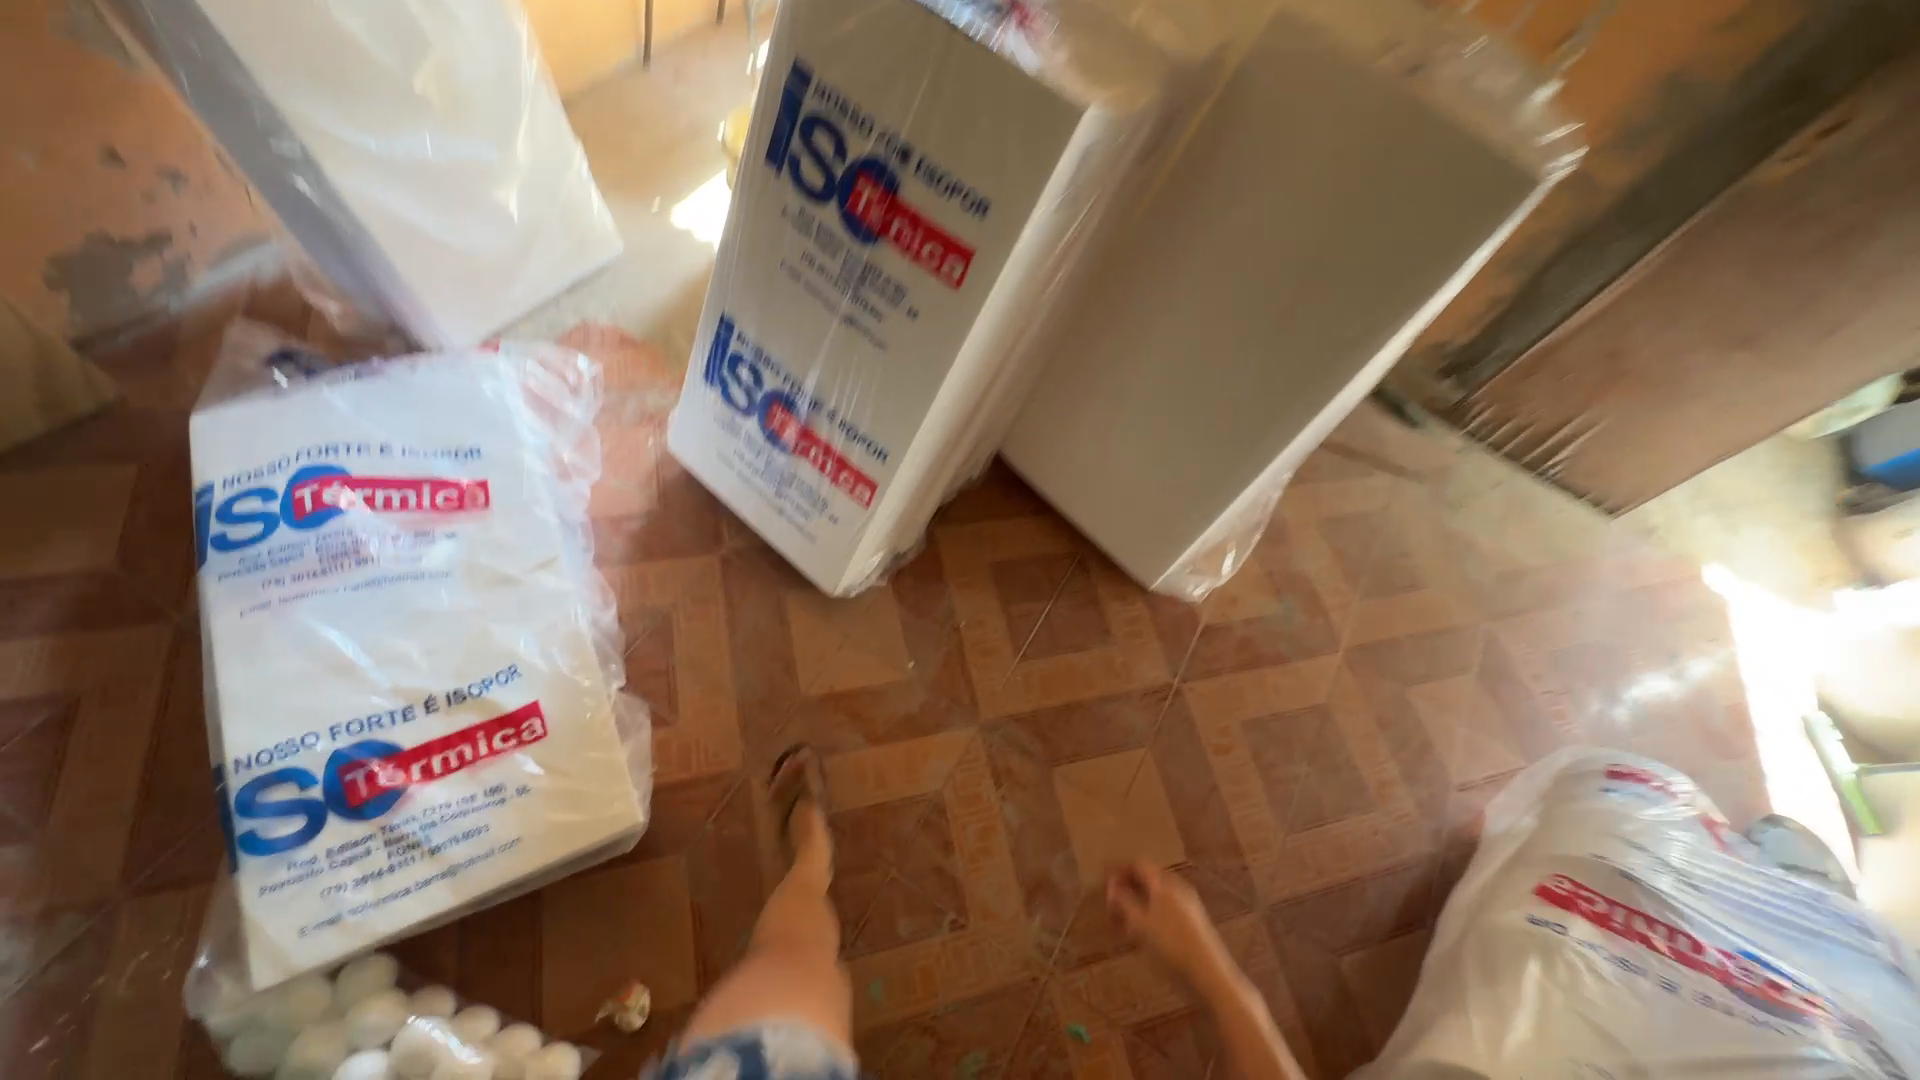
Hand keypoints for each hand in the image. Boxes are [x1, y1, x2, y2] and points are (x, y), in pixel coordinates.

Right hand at [1106, 860, 1231, 987]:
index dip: (1121, 869)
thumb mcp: (1139, 924)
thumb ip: (1123, 901)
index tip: (1105, 880)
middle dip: (1129, 886)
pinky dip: (1152, 911)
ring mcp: (1189, 903)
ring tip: (1125, 922)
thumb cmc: (1170, 946)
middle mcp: (1177, 887)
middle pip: (1149, 877)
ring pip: (1158, 893)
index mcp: (1163, 884)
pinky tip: (1146, 932)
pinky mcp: (1195, 920)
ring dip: (1140, 901)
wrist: (1209, 974)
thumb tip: (1111, 884)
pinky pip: (1168, 906)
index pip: (1139, 864)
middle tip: (1112, 903)